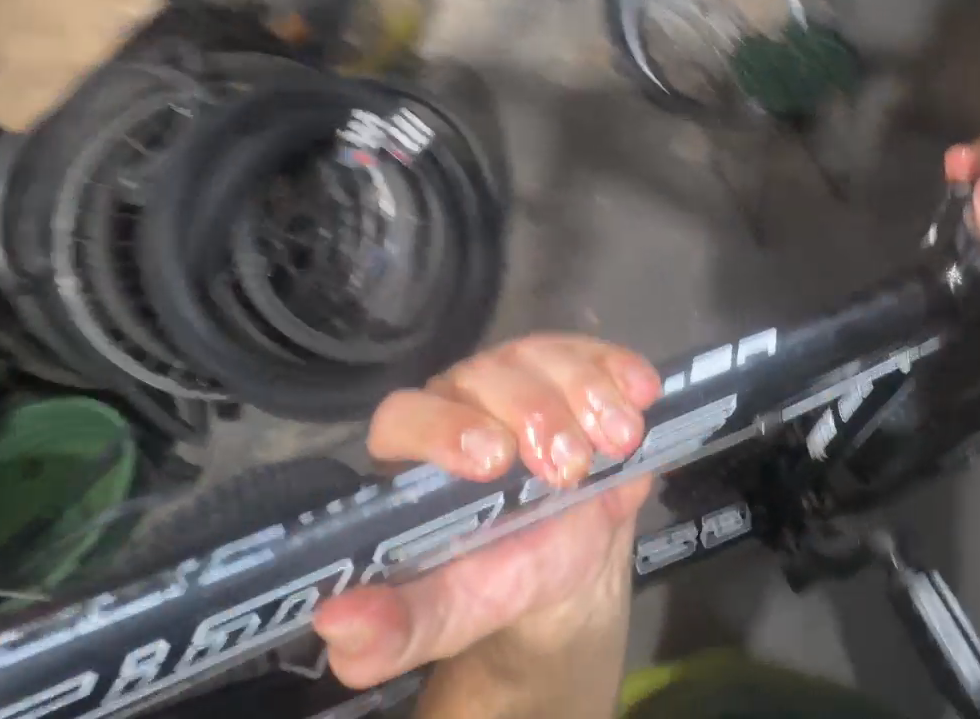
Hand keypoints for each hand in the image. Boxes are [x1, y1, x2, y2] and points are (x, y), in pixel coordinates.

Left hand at [313, 335, 660, 688]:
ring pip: (544, 355)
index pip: (406, 416)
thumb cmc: (505, 573)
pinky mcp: (579, 366)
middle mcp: (464, 396)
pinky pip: (596, 351)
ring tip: (618, 442)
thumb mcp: (457, 612)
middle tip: (572, 469)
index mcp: (416, 450)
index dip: (444, 428)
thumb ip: (397, 628)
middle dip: (536, 415)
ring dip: (586, 392)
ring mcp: (525, 373)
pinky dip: (621, 368)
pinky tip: (643, 394)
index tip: (493, 461)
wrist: (573, 552)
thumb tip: (337, 622)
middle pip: (488, 375)